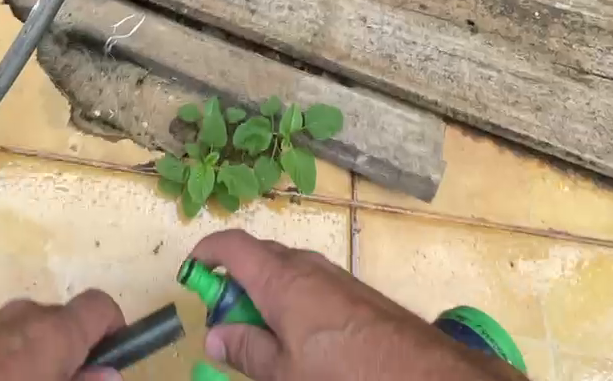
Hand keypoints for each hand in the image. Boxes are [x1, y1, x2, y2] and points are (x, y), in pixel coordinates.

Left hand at [0, 289, 126, 380]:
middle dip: (71, 355)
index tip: (112, 363)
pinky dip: (6, 364)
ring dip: (37, 361)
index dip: (113, 330)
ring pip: (28, 334)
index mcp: (54, 331)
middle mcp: (25, 314)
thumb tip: (109, 374)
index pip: (100, 305)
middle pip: (63, 323)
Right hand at [188, 230, 522, 380]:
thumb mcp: (285, 374)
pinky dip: (293, 302)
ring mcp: (332, 275)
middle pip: (258, 257)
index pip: (232, 244)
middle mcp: (304, 265)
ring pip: (286, 272)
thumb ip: (246, 351)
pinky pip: (310, 284)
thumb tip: (214, 336)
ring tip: (264, 337)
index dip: (207, 251)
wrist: (421, 373)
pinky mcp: (354, 292)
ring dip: (266, 294)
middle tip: (225, 322)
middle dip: (236, 282)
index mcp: (278, 277)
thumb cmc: (342, 373)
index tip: (192, 271)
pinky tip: (301, 342)